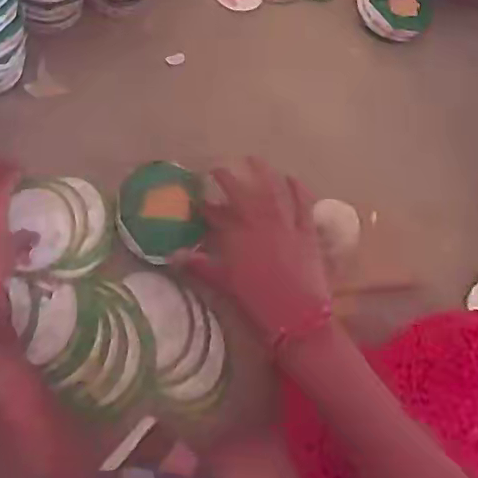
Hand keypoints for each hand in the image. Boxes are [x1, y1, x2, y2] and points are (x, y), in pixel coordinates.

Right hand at [173, 159, 330, 341]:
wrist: (298, 318)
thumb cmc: (258, 301)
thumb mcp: (225, 283)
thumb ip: (199, 266)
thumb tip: (171, 256)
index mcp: (238, 235)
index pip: (217, 212)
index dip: (206, 203)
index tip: (197, 196)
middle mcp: (260, 222)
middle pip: (243, 192)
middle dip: (228, 178)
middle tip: (218, 169)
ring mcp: (286, 223)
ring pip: (274, 190)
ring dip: (263, 173)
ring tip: (254, 160)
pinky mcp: (307, 230)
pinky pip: (303, 203)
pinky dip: (297, 189)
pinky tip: (291, 178)